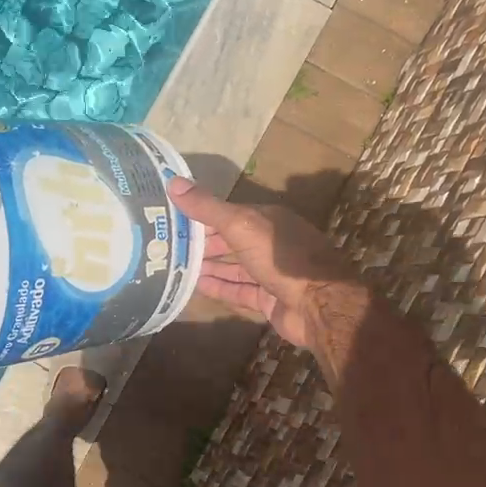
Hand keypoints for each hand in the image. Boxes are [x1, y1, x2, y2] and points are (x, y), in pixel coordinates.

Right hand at [167, 177, 356, 348]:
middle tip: (167, 247)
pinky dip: (218, 287)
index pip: (227, 214)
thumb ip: (207, 207)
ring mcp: (270, 272)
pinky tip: (196, 287)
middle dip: (201, 243)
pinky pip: (238, 290)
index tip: (171, 220)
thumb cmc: (280, 257)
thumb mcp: (240, 225)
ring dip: (208, 266)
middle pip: (229, 241)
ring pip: (233, 266)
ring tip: (175, 267)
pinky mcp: (268, 299)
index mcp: (267, 219)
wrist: (319, 304)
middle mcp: (270, 243)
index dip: (199, 216)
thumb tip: (173, 181)